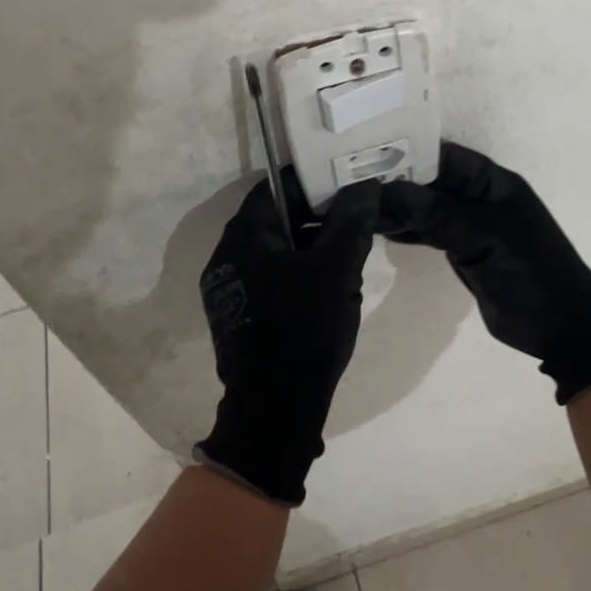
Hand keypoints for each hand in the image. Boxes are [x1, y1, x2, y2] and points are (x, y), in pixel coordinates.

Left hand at [194, 170, 380, 505]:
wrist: (274, 408)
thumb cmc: (304, 328)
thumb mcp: (337, 270)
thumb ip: (350, 222)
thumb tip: (364, 186)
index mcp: (243, 237)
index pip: (275, 187)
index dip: (311, 181)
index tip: (345, 182)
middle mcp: (226, 256)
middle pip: (274, 219)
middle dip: (315, 216)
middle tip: (354, 218)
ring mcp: (227, 288)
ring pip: (274, 251)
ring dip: (308, 247)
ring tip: (347, 254)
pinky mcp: (236, 314)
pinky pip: (269, 277)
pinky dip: (296, 272)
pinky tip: (326, 288)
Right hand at [379, 143, 590, 402]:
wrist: (562, 328)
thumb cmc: (530, 273)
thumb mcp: (483, 240)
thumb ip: (436, 214)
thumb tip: (386, 190)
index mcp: (494, 183)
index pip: (443, 156)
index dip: (407, 151)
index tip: (363, 152)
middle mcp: (480, 198)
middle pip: (431, 180)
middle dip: (395, 180)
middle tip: (348, 182)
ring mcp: (472, 226)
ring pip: (427, 207)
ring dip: (397, 207)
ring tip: (355, 207)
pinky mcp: (464, 251)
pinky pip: (430, 232)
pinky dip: (407, 230)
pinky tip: (379, 229)